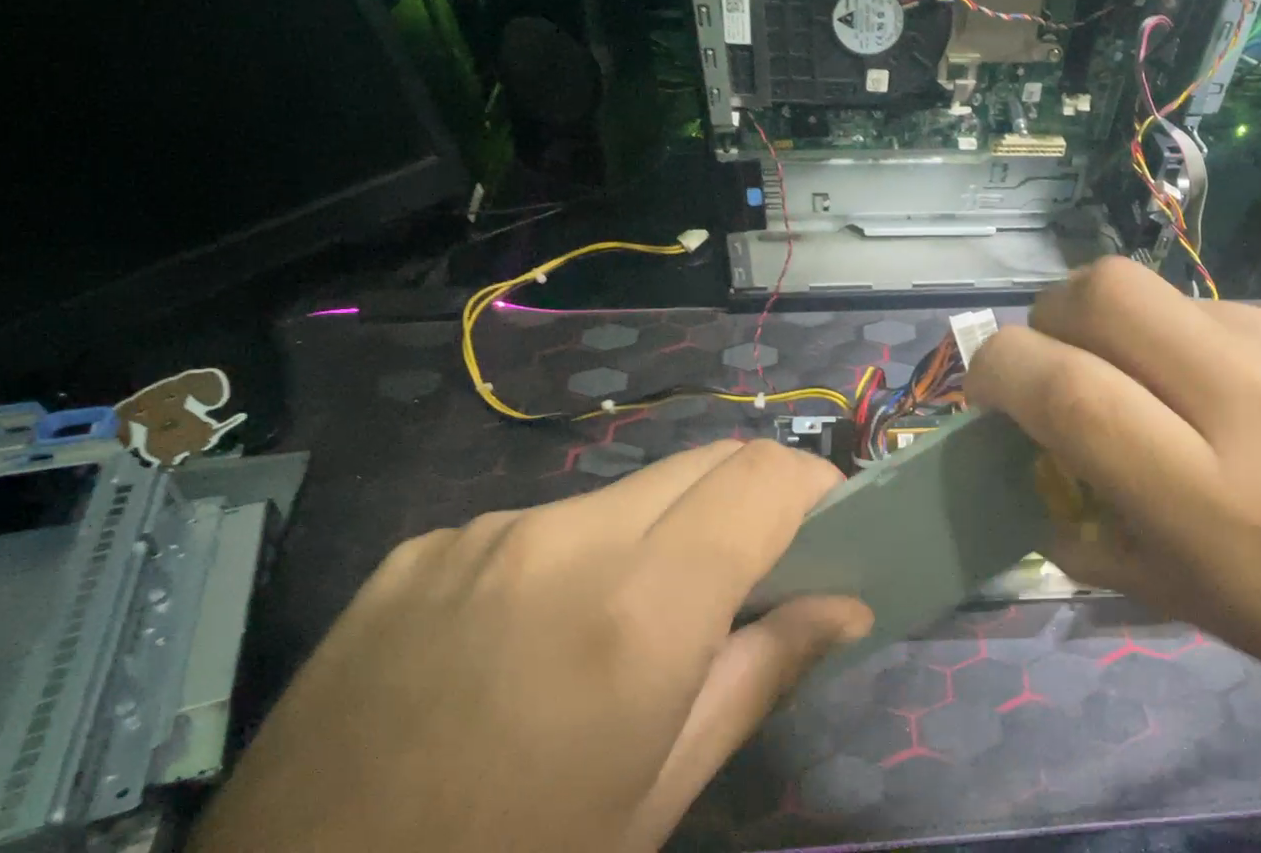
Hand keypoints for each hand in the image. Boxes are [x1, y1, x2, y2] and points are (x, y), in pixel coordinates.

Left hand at [191, 441, 870, 852]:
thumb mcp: (660, 794)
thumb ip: (761, 674)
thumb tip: (845, 605)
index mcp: (638, 606)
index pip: (761, 477)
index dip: (813, 484)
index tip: (830, 527)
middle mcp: (562, 536)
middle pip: (699, 465)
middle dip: (747, 502)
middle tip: (755, 579)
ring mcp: (478, 533)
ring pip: (619, 496)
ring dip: (658, 535)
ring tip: (629, 629)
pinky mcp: (415, 550)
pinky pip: (534, 526)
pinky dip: (573, 558)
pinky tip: (529, 644)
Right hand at [967, 258, 1260, 748]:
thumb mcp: (1186, 603)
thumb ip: (1086, 530)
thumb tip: (1033, 459)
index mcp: (1209, 497)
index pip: (1064, 388)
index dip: (1000, 369)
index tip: (993, 386)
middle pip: (1106, 290)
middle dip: (1055, 313)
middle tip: (1067, 355)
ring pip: (1183, 303)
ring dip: (1158, 345)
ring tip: (1207, 404)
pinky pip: (1260, 314)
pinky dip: (1237, 352)